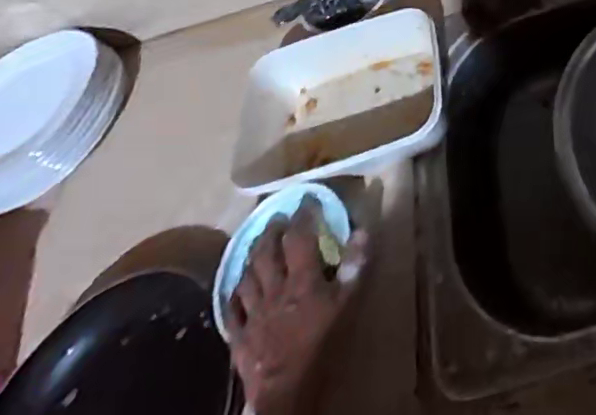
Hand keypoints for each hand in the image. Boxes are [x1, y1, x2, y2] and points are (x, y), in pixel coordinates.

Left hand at [224, 199, 370, 414]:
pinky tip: (237, 287)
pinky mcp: (238, 336)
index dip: (303, 215)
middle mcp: (273, 289)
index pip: (299, 237)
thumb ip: (354, 268)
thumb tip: (363, 232)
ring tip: (257, 244)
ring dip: (252, 256)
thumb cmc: (321, 349)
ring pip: (247, 275)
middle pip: (266, 252)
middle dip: (272, 230)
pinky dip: (235, 292)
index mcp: (301, 280)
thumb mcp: (346, 307)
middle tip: (278, 218)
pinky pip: (232, 308)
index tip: (307, 199)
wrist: (285, 395)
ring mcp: (252, 313)